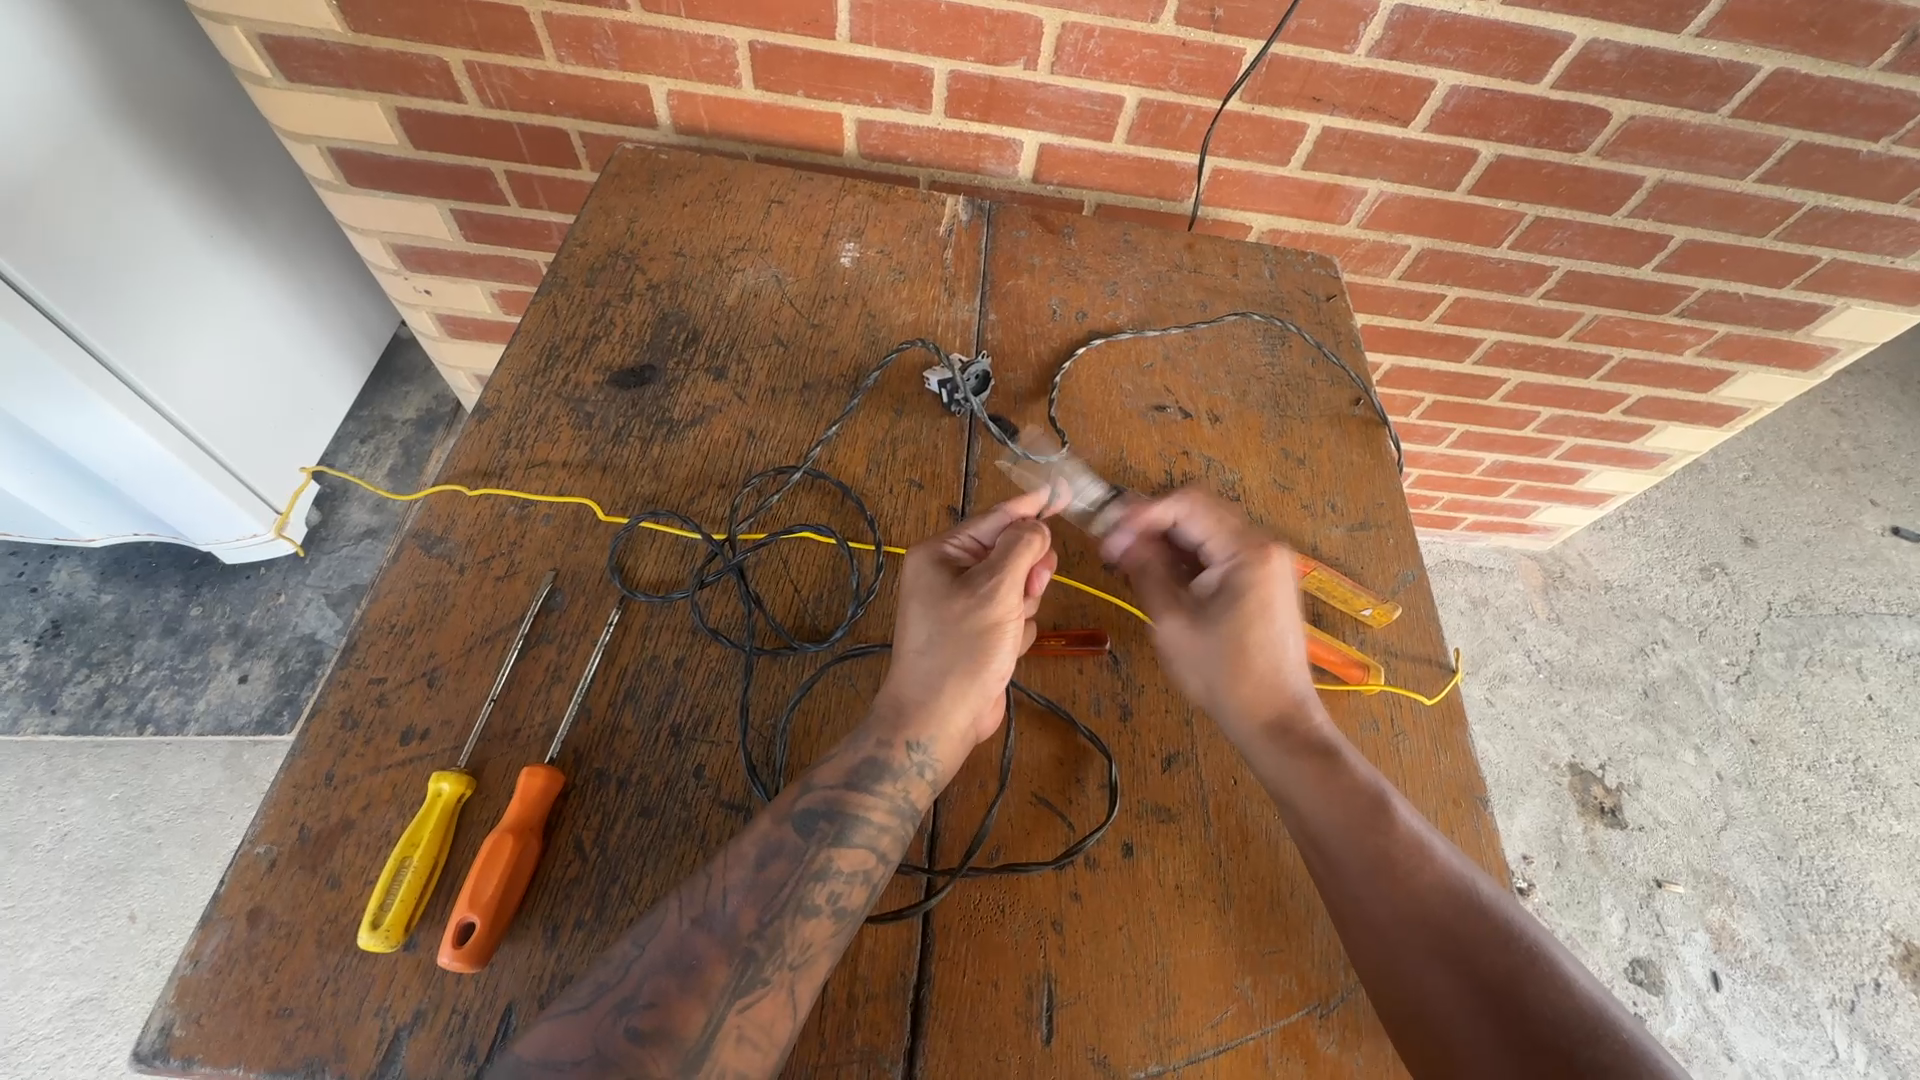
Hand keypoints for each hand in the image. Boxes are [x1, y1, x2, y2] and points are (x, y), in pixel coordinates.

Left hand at [878, 488, 1057, 754]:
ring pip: (1018, 586)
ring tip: (1010, 628)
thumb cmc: (962, 648)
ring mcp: (964, 606)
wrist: (939, 718)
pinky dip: (1018, 630)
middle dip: (1027, 571)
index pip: (995, 519)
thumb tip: (1035, 526)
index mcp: (941, 554)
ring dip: (1024, 605)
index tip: (1062, 490)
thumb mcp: (995, 590)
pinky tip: (1006, 650)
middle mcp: (949, 575)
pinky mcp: (979, 633)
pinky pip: (1014, 615)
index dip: (1031, 506)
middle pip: (1010, 552)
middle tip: (1032, 586)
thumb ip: (1021, 548)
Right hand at [1098, 487, 1322, 746]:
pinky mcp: (1264, 581)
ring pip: (1207, 532)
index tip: (1107, 537)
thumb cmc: (1222, 674)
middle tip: (1113, 547)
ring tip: (1130, 562)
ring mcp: (1268, 563)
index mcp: (1247, 549)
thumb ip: (1146, 569)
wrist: (1275, 720)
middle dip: (1152, 525)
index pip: (1186, 505)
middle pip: (1199, 512)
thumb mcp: (1172, 621)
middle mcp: (1264, 545)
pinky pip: (1220, 553)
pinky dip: (1188, 558)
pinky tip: (1160, 575)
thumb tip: (1118, 537)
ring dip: (1168, 541)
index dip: (1141, 515)